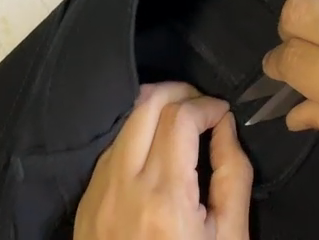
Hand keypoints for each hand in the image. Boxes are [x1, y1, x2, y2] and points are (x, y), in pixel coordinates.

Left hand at [74, 82, 253, 239]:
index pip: (180, 117)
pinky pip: (110, 150)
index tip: (222, 113)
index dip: (207, 104)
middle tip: (202, 107)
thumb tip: (224, 125)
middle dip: (179, 93)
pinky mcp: (85, 204)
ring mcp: (99, 194)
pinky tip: (154, 151)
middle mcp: (125, 187)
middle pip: (146, 105)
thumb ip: (233, 175)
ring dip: (155, 110)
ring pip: (124, 122)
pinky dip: (134, 136)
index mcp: (165, 198)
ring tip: (181, 121)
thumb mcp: (230, 238)